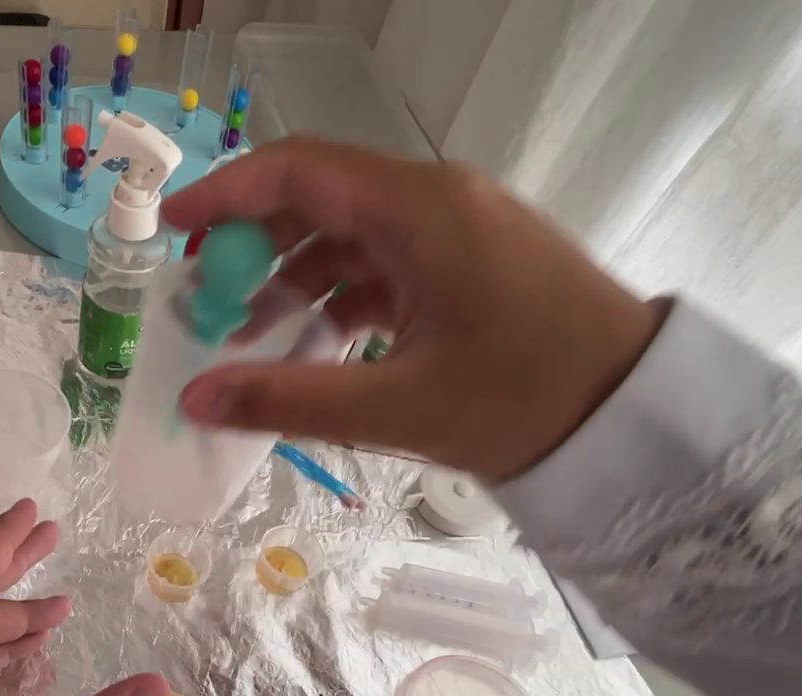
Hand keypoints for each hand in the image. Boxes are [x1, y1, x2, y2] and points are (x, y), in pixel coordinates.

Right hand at [163, 137, 666, 481]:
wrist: (630, 418)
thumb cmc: (518, 401)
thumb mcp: (392, 407)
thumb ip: (284, 401)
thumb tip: (193, 400)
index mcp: (418, 209)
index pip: (297, 171)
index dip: (225, 194)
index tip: (171, 230)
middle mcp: (434, 201)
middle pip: (318, 199)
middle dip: (250, 244)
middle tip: (202, 297)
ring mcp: (454, 232)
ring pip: (347, 235)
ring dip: (291, 277)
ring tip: (245, 334)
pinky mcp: (465, 265)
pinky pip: (381, 265)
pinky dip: (336, 297)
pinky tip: (312, 344)